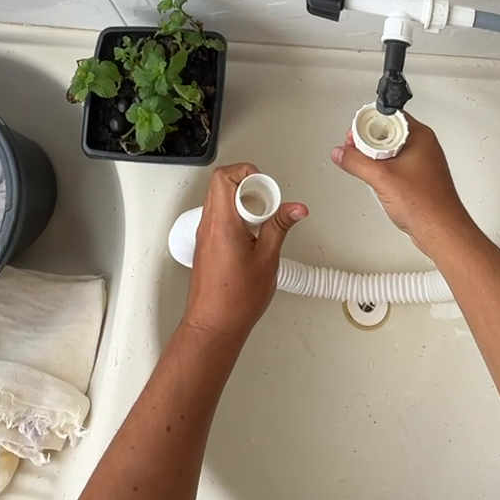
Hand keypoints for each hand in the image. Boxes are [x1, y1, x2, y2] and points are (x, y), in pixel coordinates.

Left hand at [182, 163, 307, 341]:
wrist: (213, 326)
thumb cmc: (235, 300)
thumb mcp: (268, 259)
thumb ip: (280, 227)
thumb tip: (294, 209)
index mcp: (222, 223)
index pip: (225, 177)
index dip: (248, 173)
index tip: (267, 188)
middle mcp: (208, 224)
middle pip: (220, 184)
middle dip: (247, 186)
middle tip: (266, 202)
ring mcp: (205, 234)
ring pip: (218, 199)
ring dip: (241, 202)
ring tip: (261, 220)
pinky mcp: (206, 244)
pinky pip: (218, 216)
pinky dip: (235, 216)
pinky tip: (251, 235)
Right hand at [330, 112, 473, 252]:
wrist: (441, 232)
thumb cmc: (427, 205)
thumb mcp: (381, 178)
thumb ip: (355, 162)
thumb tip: (340, 153)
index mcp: (419, 136)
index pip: (388, 116)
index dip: (367, 124)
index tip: (353, 135)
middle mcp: (422, 146)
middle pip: (386, 132)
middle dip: (367, 141)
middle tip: (354, 150)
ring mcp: (421, 162)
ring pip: (389, 150)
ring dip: (374, 157)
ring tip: (366, 168)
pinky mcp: (417, 177)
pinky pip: (394, 165)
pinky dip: (382, 170)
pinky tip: (377, 181)